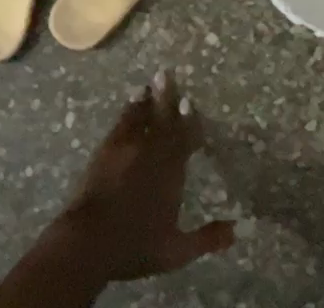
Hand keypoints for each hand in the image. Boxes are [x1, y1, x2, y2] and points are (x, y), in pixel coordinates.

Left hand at [55, 70, 235, 282]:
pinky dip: (126, 113)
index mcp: (170, 171)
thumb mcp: (175, 250)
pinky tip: (128, 106)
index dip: (188, 121)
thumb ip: (206, 238)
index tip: (189, 103)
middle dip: (166, 98)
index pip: (183, 139)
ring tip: (147, 86)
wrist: (86, 244)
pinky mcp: (102, 154)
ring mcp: (124, 151)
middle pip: (162, 120)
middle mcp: (150, 153)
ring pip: (139, 118)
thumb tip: (237, 231)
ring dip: (145, 102)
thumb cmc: (134, 246)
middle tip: (166, 73)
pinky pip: (119, 126)